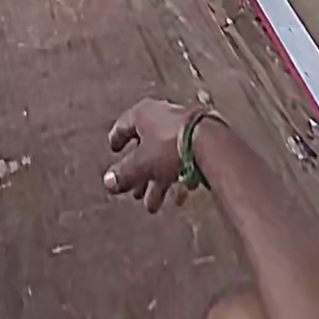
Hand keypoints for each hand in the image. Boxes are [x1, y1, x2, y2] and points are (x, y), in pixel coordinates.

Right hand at [104, 98, 198, 212]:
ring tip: (154, 204)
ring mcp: (181, 126)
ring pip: (164, 156)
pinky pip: (182, 159)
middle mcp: (160, 115)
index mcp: (142, 113)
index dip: (117, 139)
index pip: (123, 126)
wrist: (211, 144)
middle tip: (135, 193)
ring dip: (157, 180)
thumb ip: (124, 174)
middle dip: (139, 173)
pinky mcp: (199, 138)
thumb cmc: (170, 147)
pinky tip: (179, 196)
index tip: (114, 150)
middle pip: (145, 147)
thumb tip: (108, 183)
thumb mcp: (142, 164)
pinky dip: (177, 177)